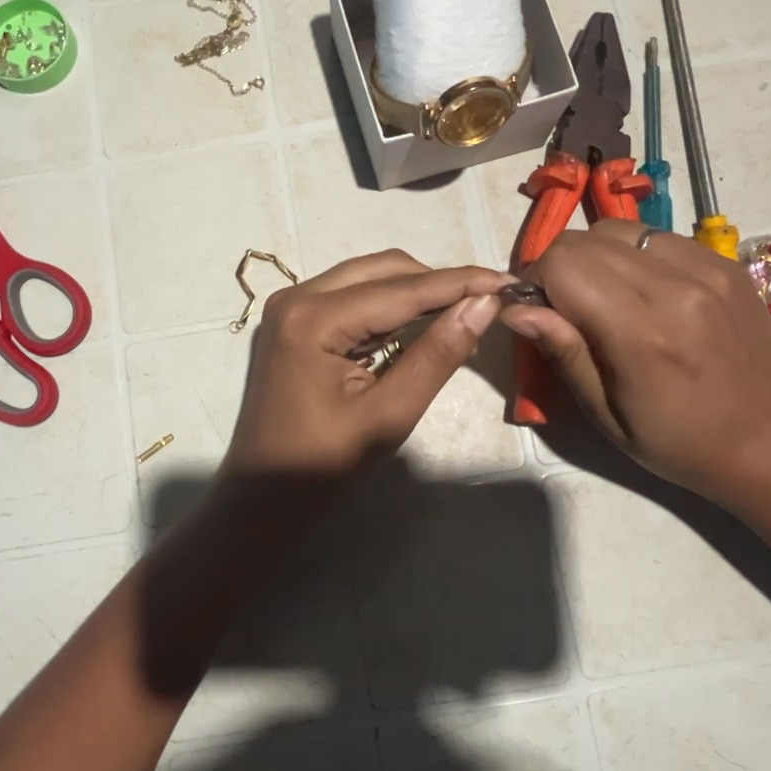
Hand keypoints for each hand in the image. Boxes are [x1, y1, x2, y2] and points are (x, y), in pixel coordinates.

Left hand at [221, 250, 509, 495]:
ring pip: (367, 278)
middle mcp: (297, 297)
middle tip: (486, 305)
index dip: (459, 283)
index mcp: (313, 318)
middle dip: (437, 283)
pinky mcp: (293, 322)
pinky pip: (350, 297)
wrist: (261, 500)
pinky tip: (421, 325)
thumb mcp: (388, 415)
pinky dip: (388, 306)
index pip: (401, 289)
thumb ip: (436, 355)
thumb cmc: (322, 467)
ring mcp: (290, 307)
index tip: (509, 282)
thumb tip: (482, 305)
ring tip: (462, 315)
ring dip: (414, 292)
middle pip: (383, 270)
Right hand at [501, 220, 770, 509]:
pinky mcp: (724, 263)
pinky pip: (656, 237)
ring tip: (604, 299)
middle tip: (566, 310)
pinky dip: (633, 255)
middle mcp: (674, 284)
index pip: (563, 262)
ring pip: (618, 229)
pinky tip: (644, 294)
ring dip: (594, 257)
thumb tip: (515, 309)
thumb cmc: (682, 443)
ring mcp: (706, 267)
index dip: (536, 282)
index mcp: (641, 330)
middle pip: (584, 239)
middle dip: (559, 268)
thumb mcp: (607, 415)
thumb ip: (563, 353)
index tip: (538, 314)